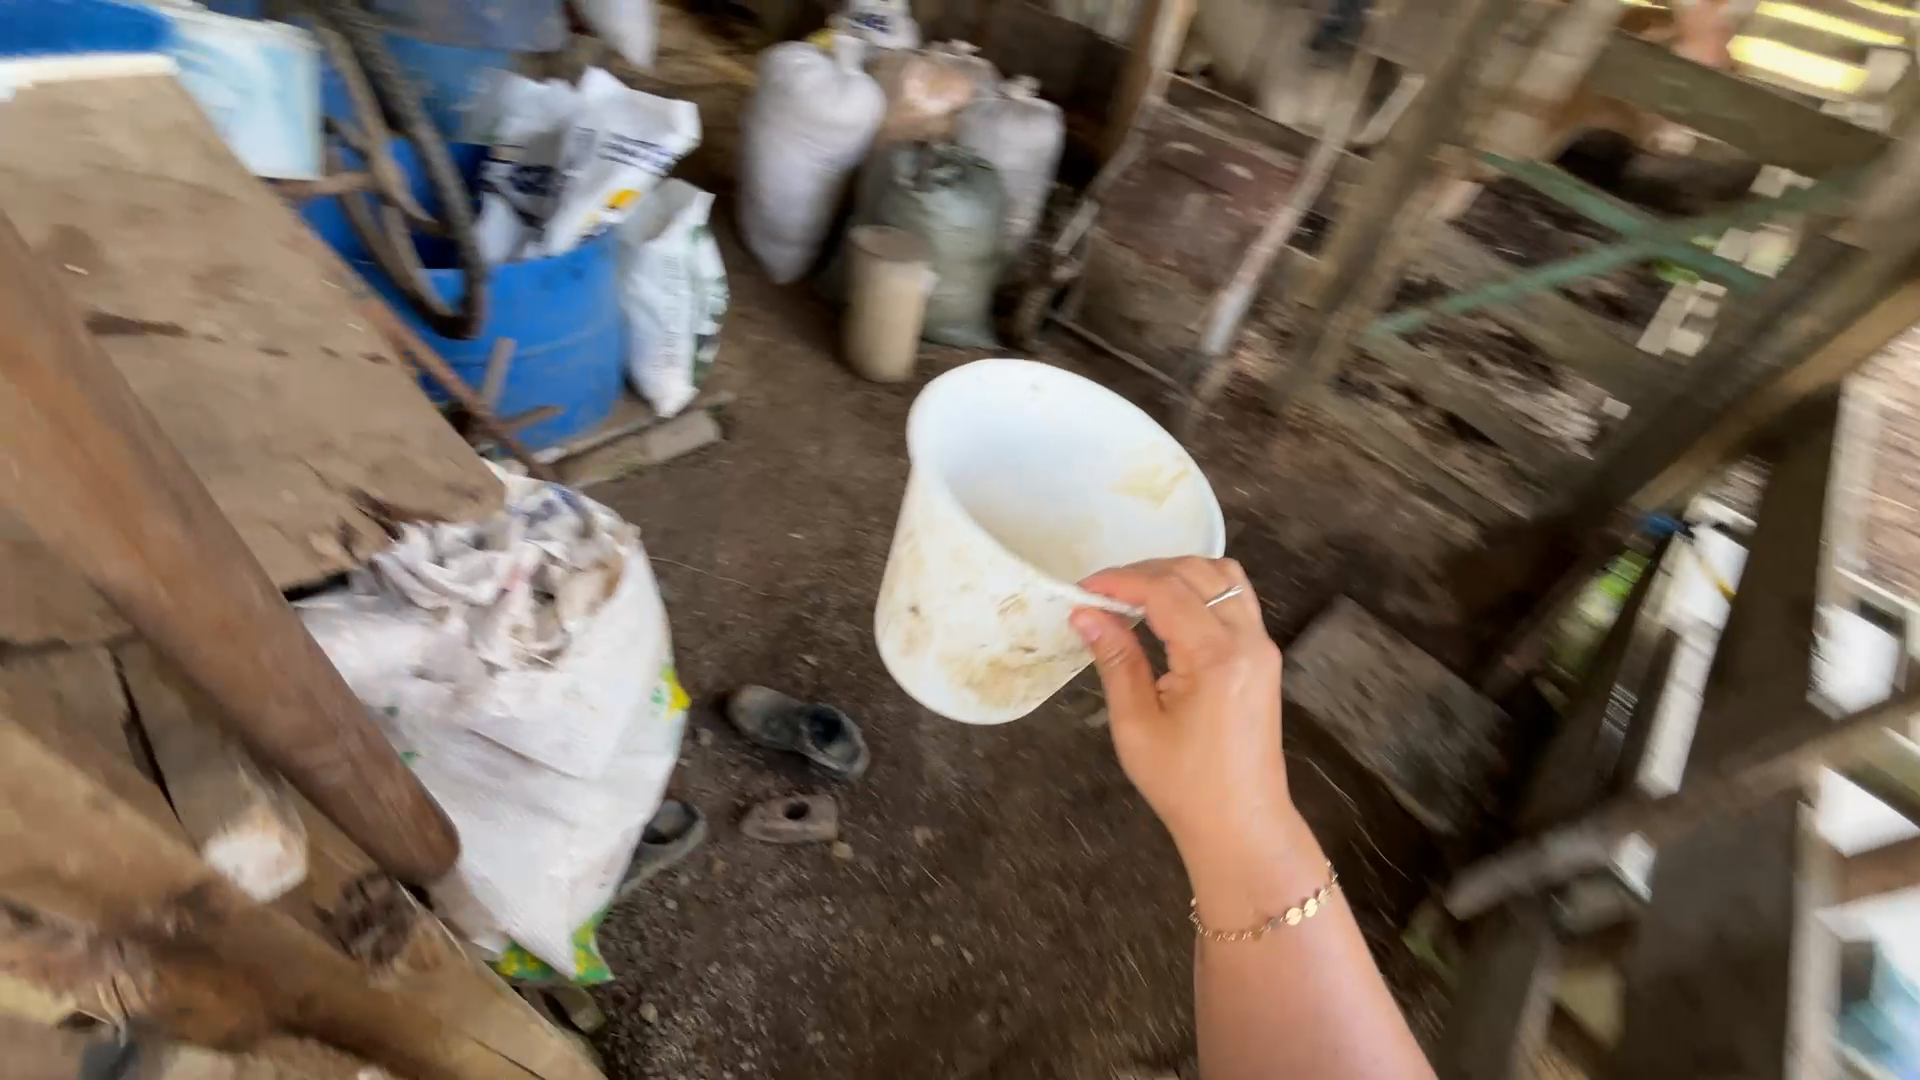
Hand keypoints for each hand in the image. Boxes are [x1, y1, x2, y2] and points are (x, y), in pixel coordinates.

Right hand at [1069, 558, 1290, 861]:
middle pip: (1194, 573)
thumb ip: (1115, 659)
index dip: (1120, 581)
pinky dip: (1199, 587)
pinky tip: (1169, 607)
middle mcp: (1247, 640)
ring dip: (1175, 573)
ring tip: (1134, 595)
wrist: (1241, 823)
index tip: (1083, 589)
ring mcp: (1261, 644)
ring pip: (1221, 575)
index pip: (1165, 592)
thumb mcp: (1136, 724)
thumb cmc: (1183, 783)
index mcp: (1216, 658)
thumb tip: (1084, 614)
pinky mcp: (1262, 654)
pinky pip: (1234, 596)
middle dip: (1143, 573)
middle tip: (1102, 595)